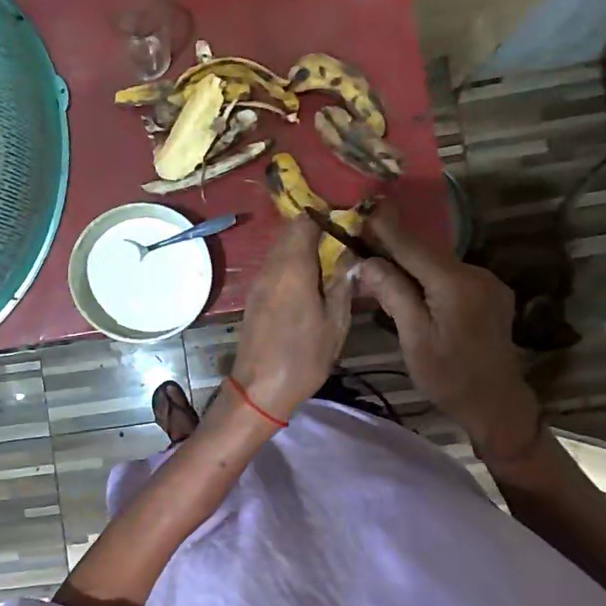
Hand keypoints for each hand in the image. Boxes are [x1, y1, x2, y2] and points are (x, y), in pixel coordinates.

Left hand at [226, 215, 355, 421]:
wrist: (260, 388)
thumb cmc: (303, 357)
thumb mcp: (335, 321)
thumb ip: (343, 283)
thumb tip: (352, 256)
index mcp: (291, 268)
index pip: (303, 223)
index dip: (325, 217)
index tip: (348, 224)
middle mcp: (270, 269)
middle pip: (289, 234)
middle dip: (315, 231)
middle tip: (343, 243)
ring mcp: (258, 284)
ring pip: (279, 251)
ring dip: (302, 249)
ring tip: (330, 263)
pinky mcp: (254, 299)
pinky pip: (273, 270)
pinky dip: (291, 266)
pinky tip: (310, 282)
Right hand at [357, 206, 541, 457]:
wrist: (496, 402)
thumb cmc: (448, 376)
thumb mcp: (414, 338)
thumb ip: (394, 294)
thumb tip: (368, 262)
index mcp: (456, 285)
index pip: (414, 247)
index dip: (387, 228)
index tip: (365, 208)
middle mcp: (475, 275)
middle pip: (425, 253)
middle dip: (392, 247)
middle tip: (360, 241)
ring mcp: (485, 284)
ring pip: (436, 265)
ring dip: (406, 264)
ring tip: (375, 267)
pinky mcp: (487, 295)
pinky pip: (448, 277)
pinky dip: (424, 277)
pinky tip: (405, 286)